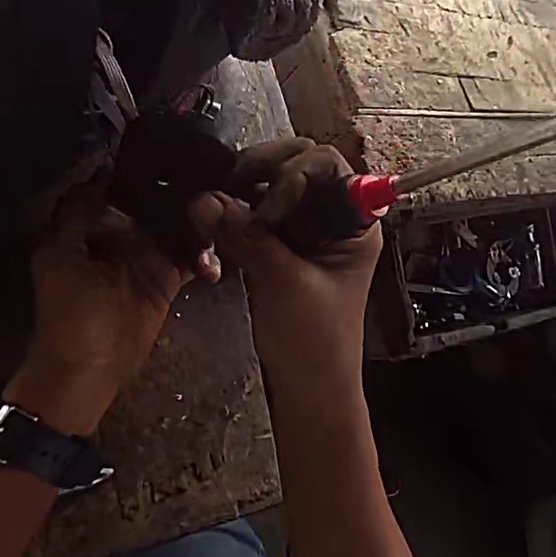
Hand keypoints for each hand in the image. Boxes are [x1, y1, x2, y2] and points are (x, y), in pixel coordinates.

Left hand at [8, 184, 218, 435]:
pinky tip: (211, 263)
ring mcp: (147, 258)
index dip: (142, 172)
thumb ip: (77, 214)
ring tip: (216, 221)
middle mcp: (121, 236)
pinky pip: (192, 259)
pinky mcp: (168, 279)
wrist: (87, 368)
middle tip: (206, 187)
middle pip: (155, 204)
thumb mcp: (59, 257)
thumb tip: (100, 173)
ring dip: (197, 223)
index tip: (169, 156)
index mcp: (91, 226)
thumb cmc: (67, 313)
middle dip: (178, 195)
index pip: (119, 189)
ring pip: (178, 227)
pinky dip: (206, 257)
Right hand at [188, 139, 383, 386]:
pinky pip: (257, 214)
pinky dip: (235, 212)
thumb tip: (202, 198)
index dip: (293, 172)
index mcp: (354, 223)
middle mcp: (332, 219)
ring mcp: (305, 232)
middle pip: (299, 165)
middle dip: (263, 169)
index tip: (264, 206)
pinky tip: (213, 219)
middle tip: (228, 186)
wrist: (309, 391)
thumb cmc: (314, 342)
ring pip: (273, 187)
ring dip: (243, 188)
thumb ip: (245, 237)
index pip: (327, 166)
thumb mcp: (283, 284)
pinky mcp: (280, 248)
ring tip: (213, 203)